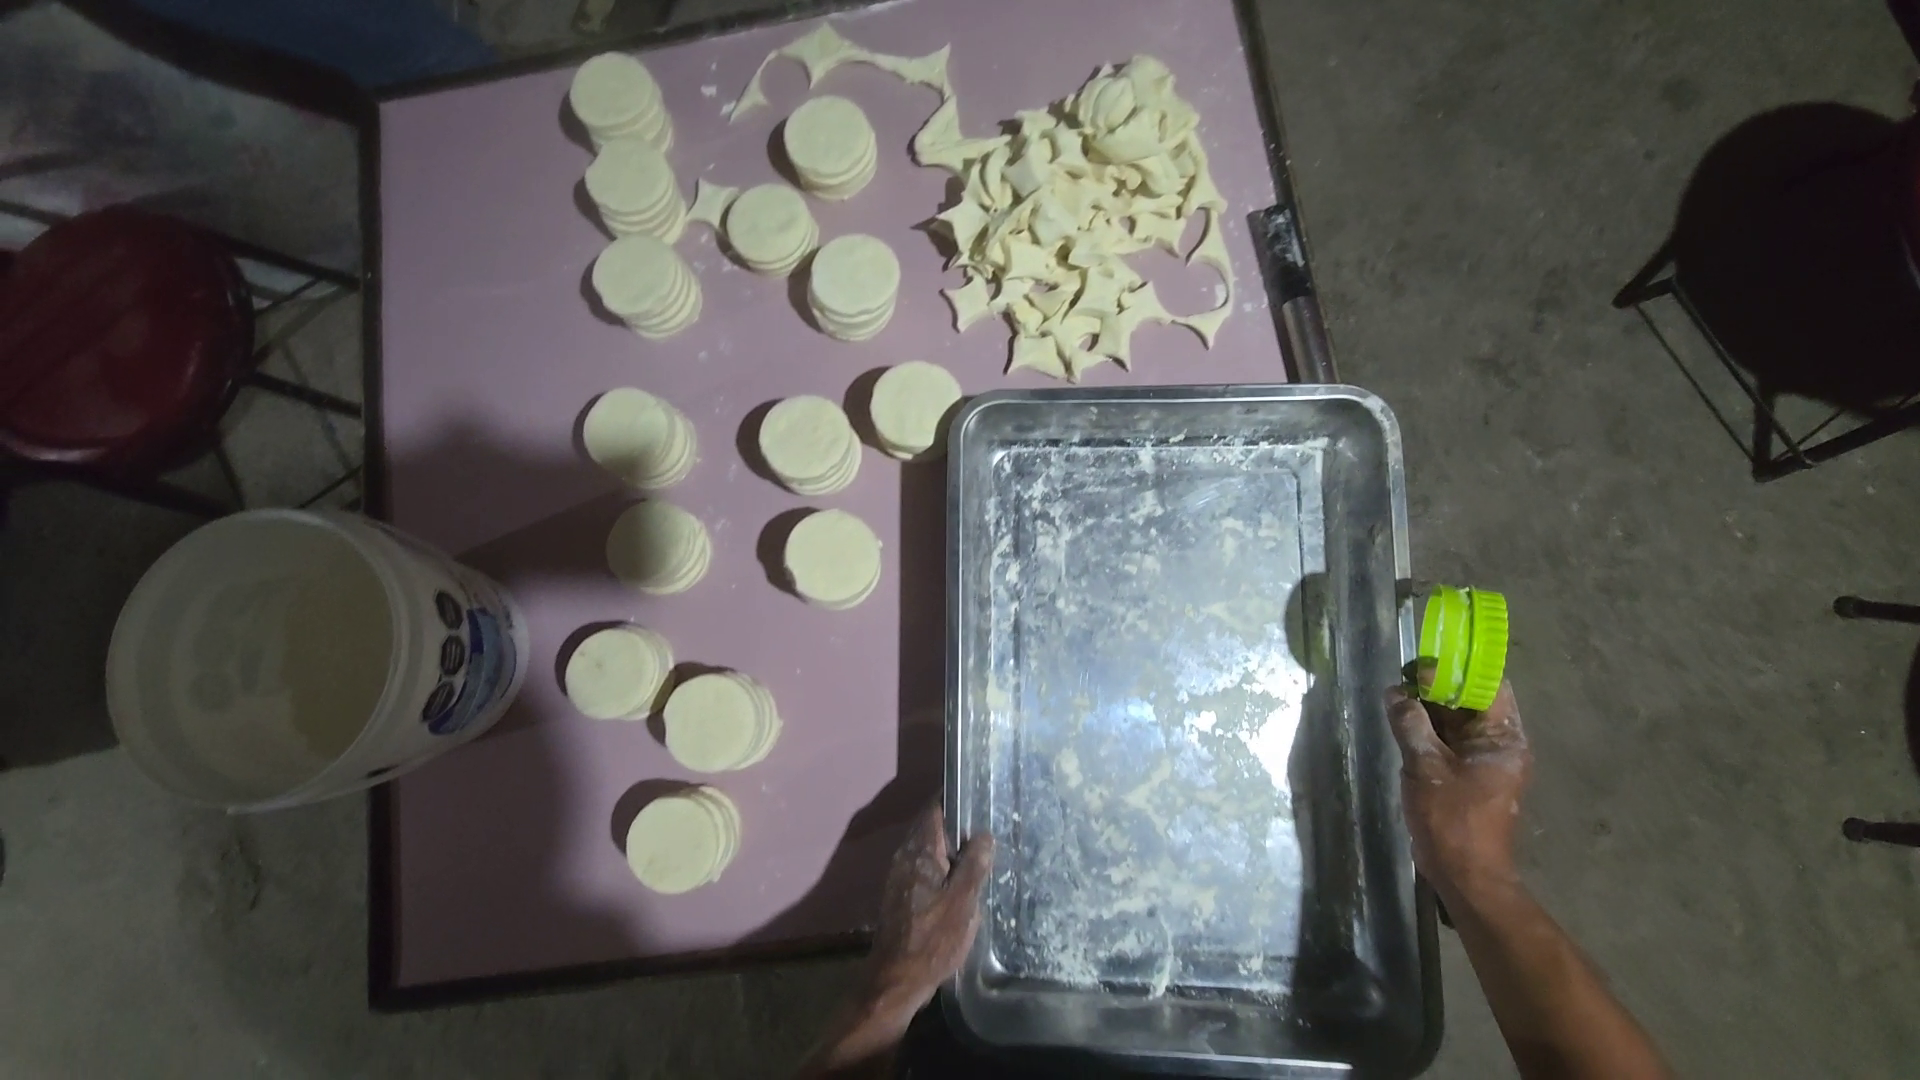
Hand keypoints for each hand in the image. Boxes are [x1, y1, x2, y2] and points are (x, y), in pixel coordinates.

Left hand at [861, 805, 993, 1024]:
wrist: (896, 979)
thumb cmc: (932, 938)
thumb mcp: (963, 902)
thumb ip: (973, 865)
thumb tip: (983, 834)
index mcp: (920, 849)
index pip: (935, 808)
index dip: (954, 796)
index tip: (976, 791)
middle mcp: (906, 855)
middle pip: (932, 826)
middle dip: (956, 822)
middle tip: (986, 822)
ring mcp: (901, 874)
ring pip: (929, 847)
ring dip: (950, 846)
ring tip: (979, 849)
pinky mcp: (902, 893)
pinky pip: (925, 865)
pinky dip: (943, 864)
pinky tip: (961, 878)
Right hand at [1385, 679, 1531, 903]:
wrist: (1465, 873)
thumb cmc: (1452, 818)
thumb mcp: (1424, 765)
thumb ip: (1410, 723)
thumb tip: (1396, 693)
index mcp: (1503, 739)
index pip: (1489, 686)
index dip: (1457, 670)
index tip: (1421, 666)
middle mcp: (1501, 744)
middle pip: (1471, 701)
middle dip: (1436, 688)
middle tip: (1401, 681)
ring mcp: (1486, 761)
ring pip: (1457, 720)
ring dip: (1429, 709)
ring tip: (1396, 701)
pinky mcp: (1469, 775)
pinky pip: (1450, 741)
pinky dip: (1428, 730)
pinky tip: (1402, 726)